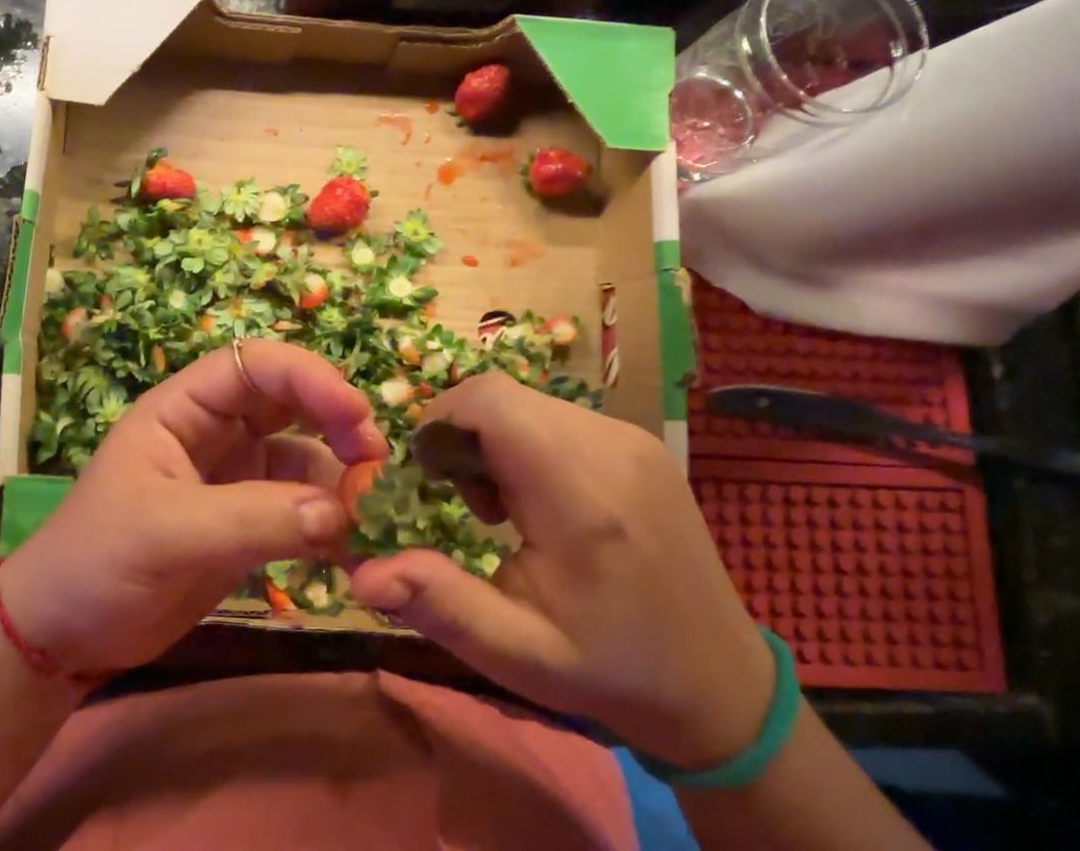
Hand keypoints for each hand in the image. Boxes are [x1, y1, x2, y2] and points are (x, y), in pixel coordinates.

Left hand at [0, 339, 387, 677]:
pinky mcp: (245, 529)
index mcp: (181, 411)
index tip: (357, 416)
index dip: (309, 377)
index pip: (253, 365)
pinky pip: (301, 512)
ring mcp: (232, 482)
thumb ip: (253, 519)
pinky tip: (353, 548)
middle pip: (289, 405)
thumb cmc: (96, 563)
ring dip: (339, 480)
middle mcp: (212, 436)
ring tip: (370, 517)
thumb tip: (343, 513)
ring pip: (303, 460)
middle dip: (336, 422)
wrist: (64, 635)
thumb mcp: (167, 533)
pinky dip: (330, 524)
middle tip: (375, 462)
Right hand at [347, 373, 774, 769]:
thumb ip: (439, 603)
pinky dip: (523, 444)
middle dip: (457, 438)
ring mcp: (632, 439)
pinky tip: (534, 503)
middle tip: (458, 506)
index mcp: (581, 494)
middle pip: (500, 396)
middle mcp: (611, 446)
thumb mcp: (516, 652)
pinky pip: (555, 416)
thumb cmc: (609, 670)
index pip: (487, 401)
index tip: (423, 485)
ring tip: (496, 511)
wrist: (719, 682)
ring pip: (525, 402)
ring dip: (489, 441)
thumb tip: (360, 576)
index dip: (435, 426)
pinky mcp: (639, 444)